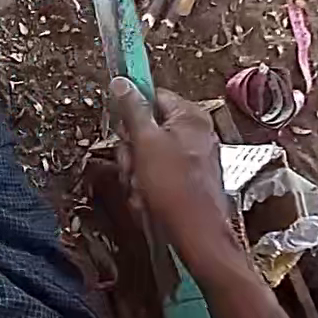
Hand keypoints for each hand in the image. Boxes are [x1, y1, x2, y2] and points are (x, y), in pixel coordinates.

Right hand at [108, 78, 245, 278]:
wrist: (197, 236)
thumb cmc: (174, 187)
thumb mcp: (146, 142)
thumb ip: (132, 110)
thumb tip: (121, 81)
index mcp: (189, 116)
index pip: (152, 96)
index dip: (132, 111)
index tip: (119, 126)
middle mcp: (194, 132)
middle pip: (146, 128)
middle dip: (132, 150)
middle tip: (133, 165)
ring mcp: (191, 157)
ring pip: (147, 155)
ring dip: (135, 173)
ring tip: (142, 188)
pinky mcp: (187, 180)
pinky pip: (156, 175)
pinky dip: (147, 187)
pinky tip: (148, 200)